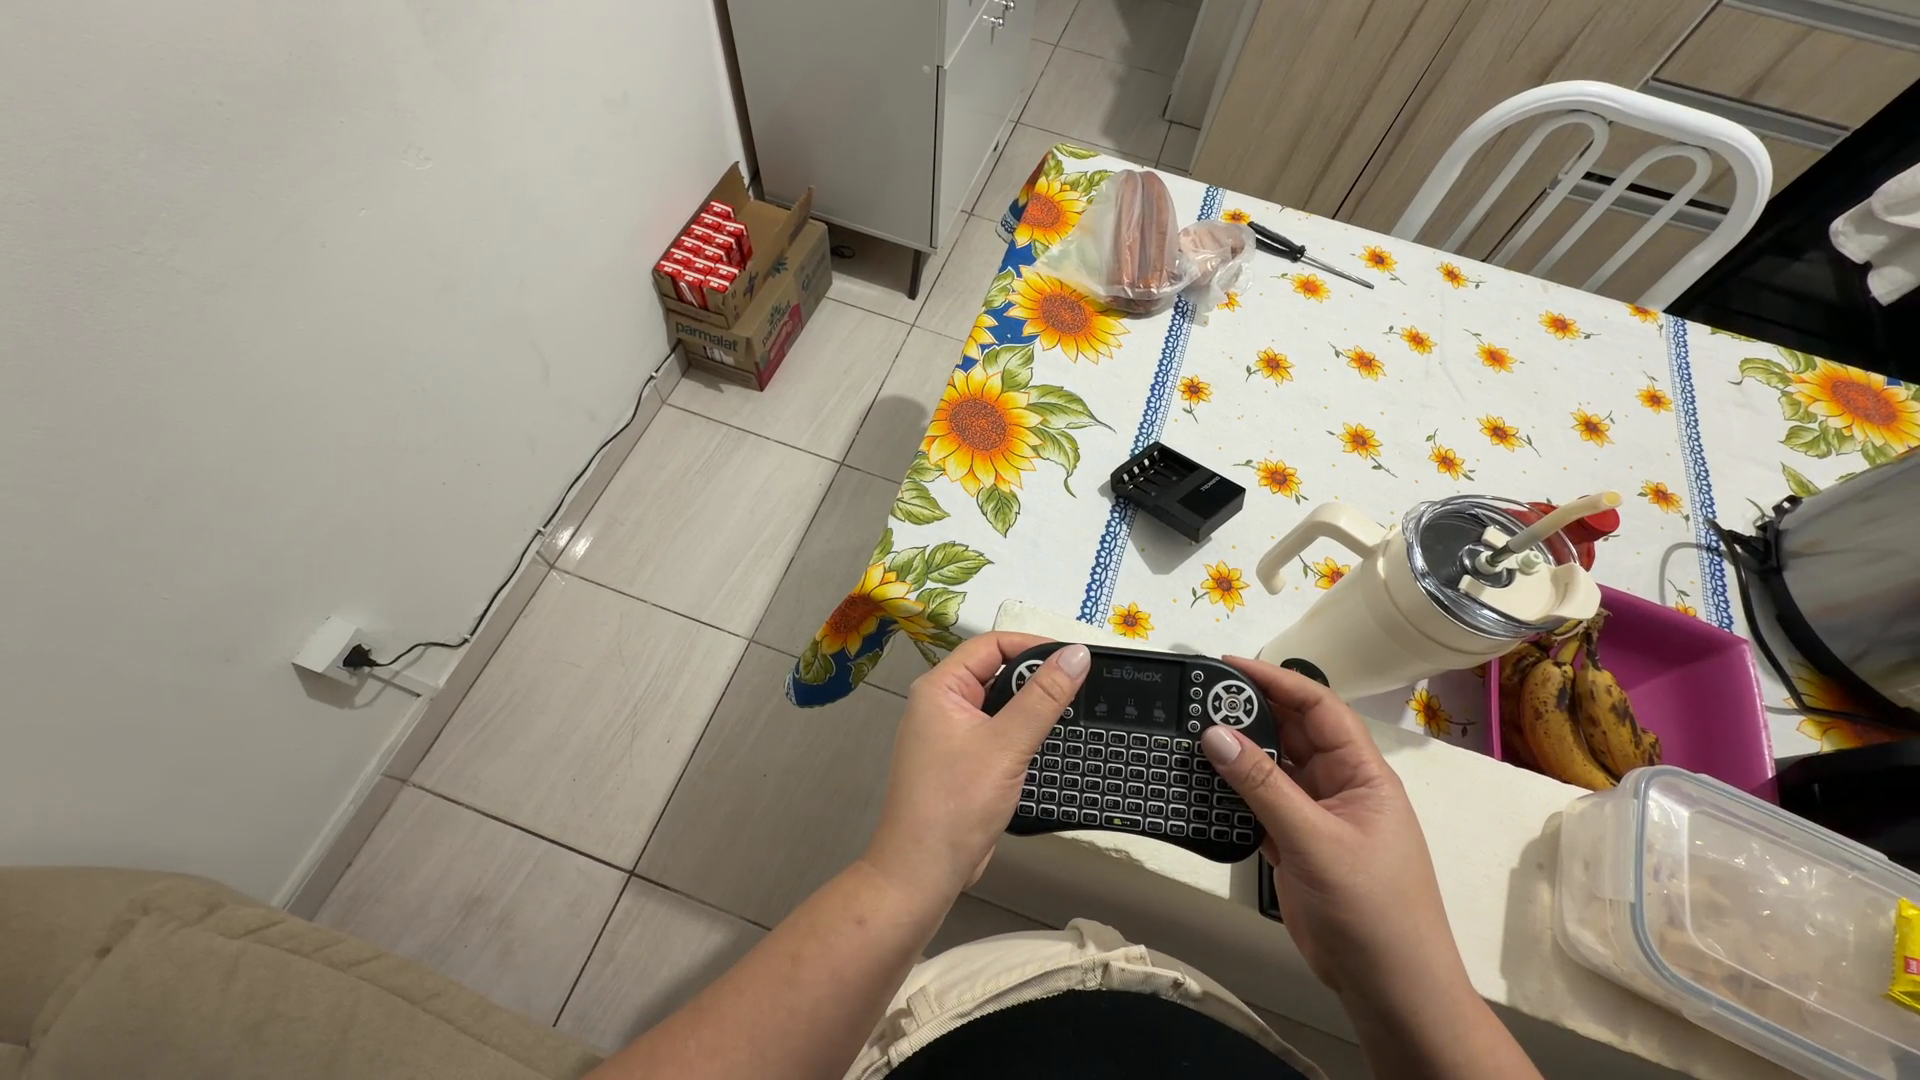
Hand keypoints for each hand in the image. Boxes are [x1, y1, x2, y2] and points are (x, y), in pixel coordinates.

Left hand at [862, 634, 1088, 902]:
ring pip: (999, 705)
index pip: (990, 646)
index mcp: (940, 689)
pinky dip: (1022, 733)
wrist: (924, 872)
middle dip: (1035, 677)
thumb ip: (1044, 698)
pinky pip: (998, 732)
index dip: (1032, 645)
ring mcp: (951, 735)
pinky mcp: (963, 762)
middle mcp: (942, 705)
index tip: (1074, 657)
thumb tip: (1077, 655)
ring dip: (1031, 707)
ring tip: (1072, 712)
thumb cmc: (955, 804)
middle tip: (1080, 686)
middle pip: (995, 672)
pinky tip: (1048, 742)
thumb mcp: (1006, 745)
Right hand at [1200, 657, 1465, 1001]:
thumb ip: (1263, 785)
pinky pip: (1259, 800)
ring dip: (1237, 751)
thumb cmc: (1371, 909)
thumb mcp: (1316, 840)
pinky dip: (1232, 789)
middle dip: (1250, 711)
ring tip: (1192, 731)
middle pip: (1291, 732)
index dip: (1277, 680)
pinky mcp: (1294, 841)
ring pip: (1271, 766)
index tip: (1229, 665)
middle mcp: (1338, 785)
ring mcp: (1315, 814)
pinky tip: (1201, 780)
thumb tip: (1213, 734)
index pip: (1319, 708)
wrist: (1388, 988)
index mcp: (1362, 773)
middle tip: (1199, 697)